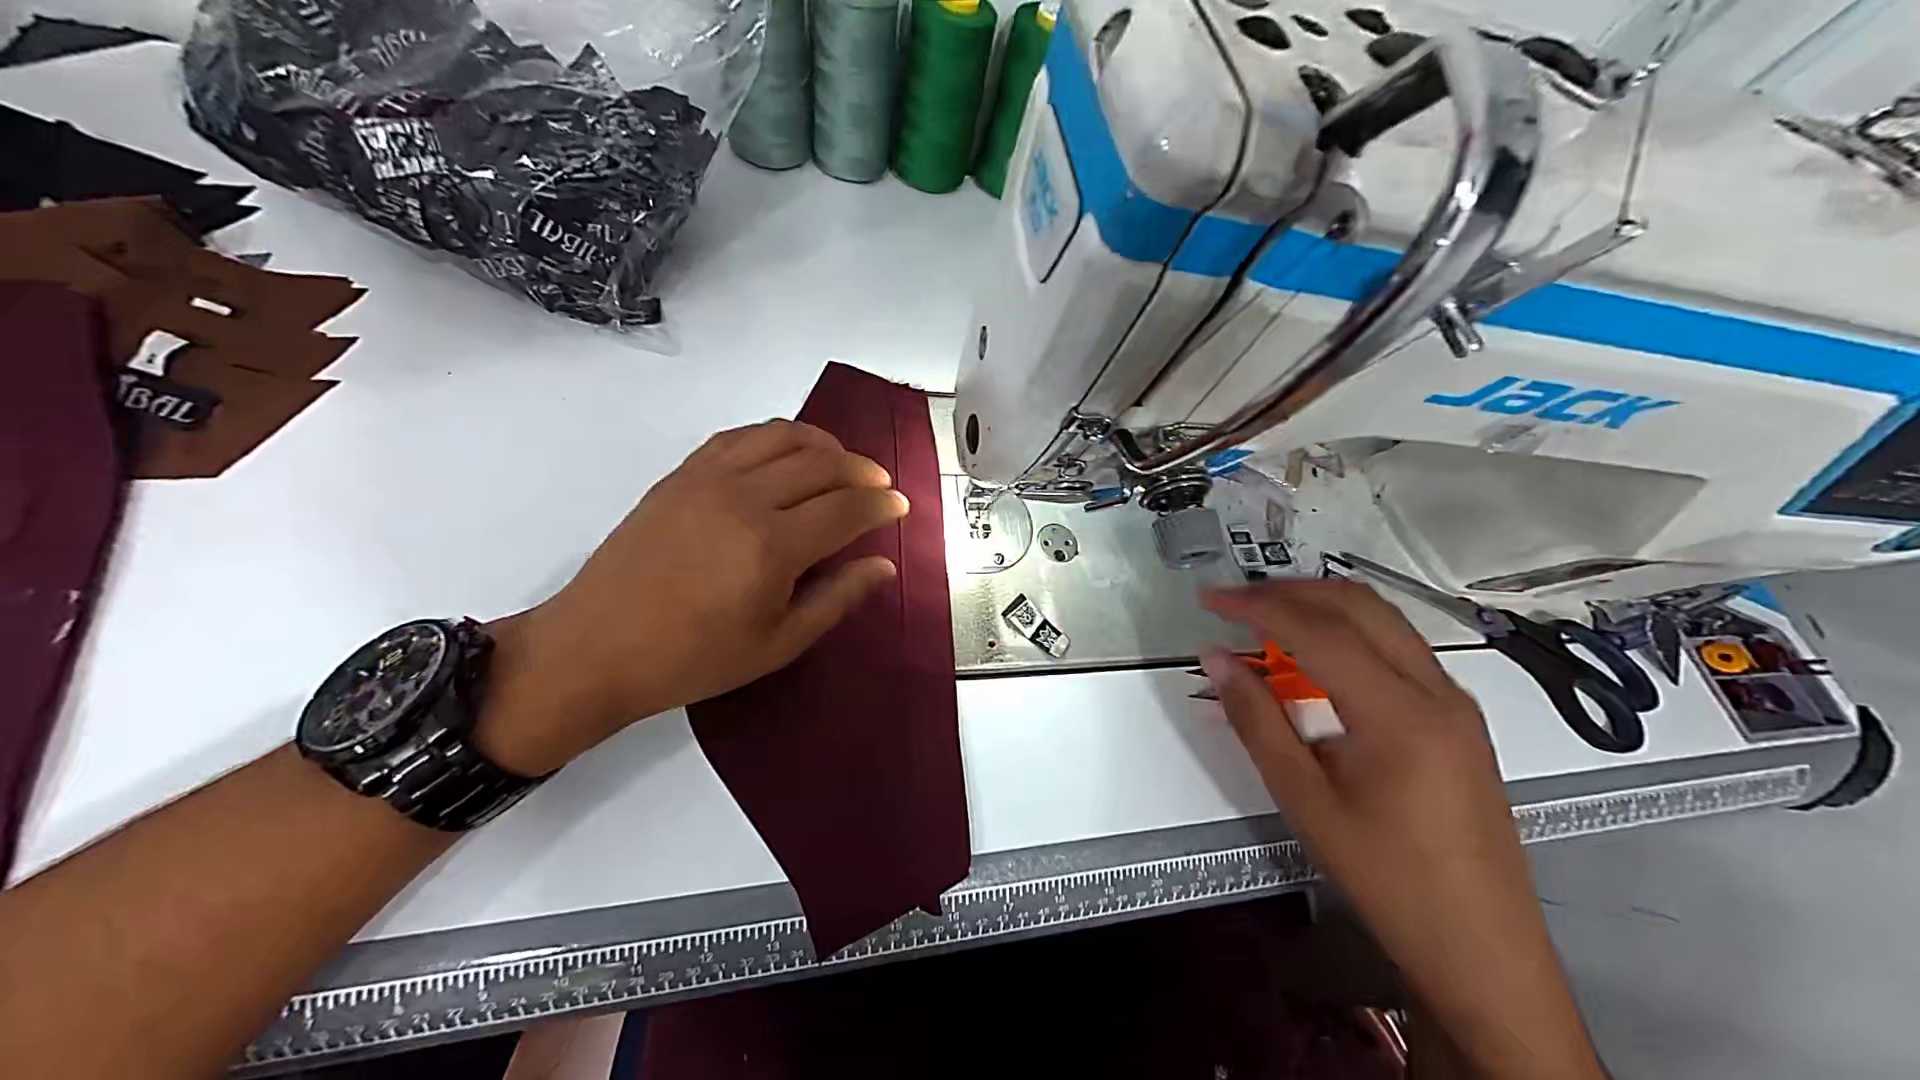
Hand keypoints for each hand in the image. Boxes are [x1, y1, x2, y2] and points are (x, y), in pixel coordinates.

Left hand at [478, 420, 908, 774]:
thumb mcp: (778, 643)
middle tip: (879, 486)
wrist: (598, 647)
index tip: (899, 507)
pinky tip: (785, 454)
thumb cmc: (693, 658)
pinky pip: (738, 436)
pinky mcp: (680, 475)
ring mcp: (707, 479)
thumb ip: (836, 598)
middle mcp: (743, 498)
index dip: (881, 504)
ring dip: (823, 443)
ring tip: (841, 462)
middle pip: (821, 462)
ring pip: (781, 436)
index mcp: (772, 546)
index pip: (846, 507)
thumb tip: (881, 566)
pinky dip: (774, 436)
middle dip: (861, 470)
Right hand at [1200, 581, 1606, 1079]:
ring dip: (1322, 604)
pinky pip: (1399, 648)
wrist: (1481, 946)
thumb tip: (1216, 658)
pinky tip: (1315, 655)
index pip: (1320, 631)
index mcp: (1400, 714)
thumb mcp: (1304, 800)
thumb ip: (1256, 720)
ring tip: (1266, 615)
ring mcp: (1456, 702)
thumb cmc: (1385, 877)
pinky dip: (1350, 631)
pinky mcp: (1459, 717)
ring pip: (1385, 620)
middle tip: (1235, 600)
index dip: (1258, 606)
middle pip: (1359, 606)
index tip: (1210, 599)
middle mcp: (1438, 691)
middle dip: (1291, 591)